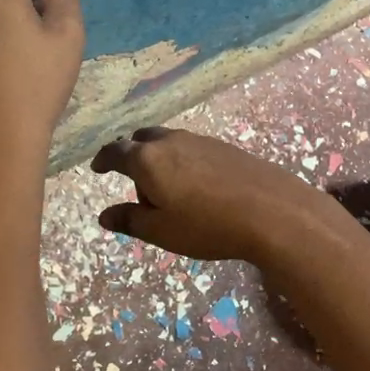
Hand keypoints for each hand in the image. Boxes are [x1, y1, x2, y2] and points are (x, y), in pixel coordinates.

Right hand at [92, 127, 336, 263]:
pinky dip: (184, 161)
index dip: (103, 159)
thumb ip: (129, 220)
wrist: (272, 211)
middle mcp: (170, 141)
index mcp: (147, 160)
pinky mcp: (225, 147)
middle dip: (133, 156)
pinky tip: (199, 187)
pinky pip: (192, 148)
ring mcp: (200, 140)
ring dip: (160, 159)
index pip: (115, 151)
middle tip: (137, 184)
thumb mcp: (161, 231)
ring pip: (169, 142)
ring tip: (170, 191)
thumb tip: (104, 215)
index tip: (97, 168)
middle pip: (142, 139)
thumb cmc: (207, 225)